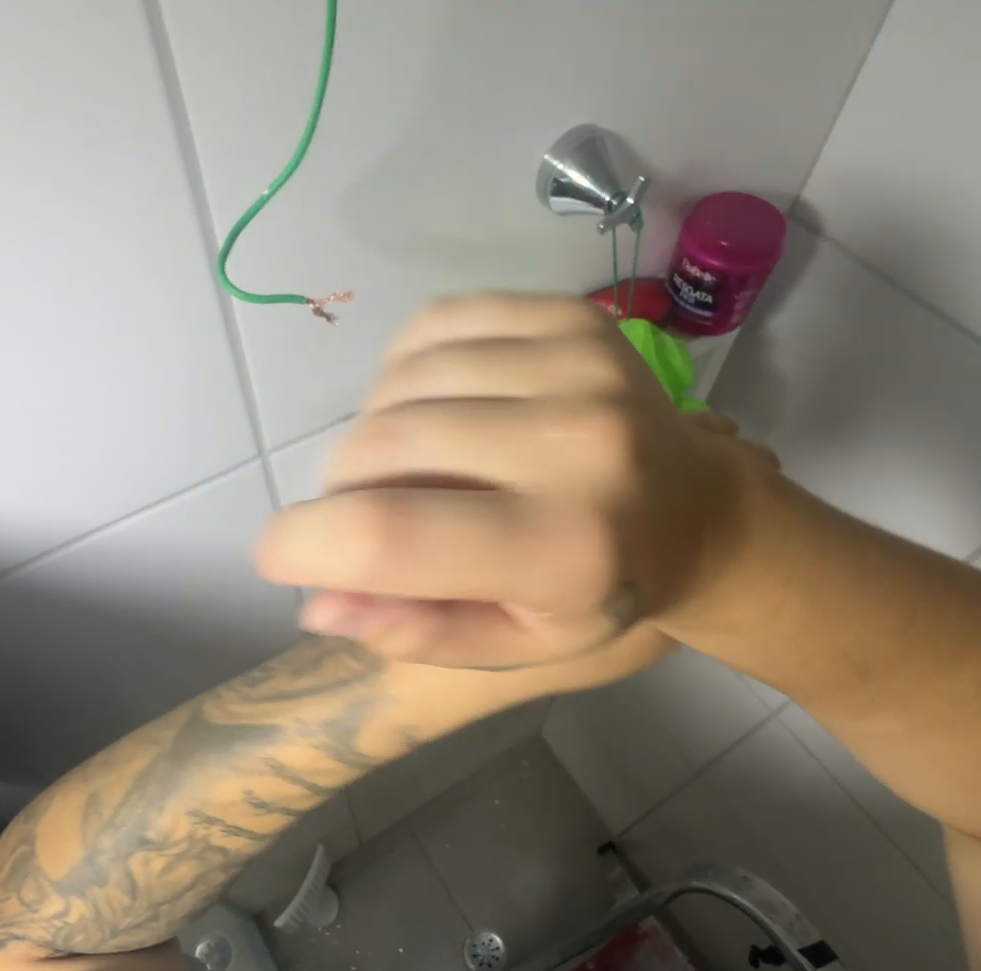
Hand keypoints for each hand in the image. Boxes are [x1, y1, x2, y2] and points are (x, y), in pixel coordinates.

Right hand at [255, 292, 761, 670]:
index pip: (389, 534)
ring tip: (411, 469)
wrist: (699, 511)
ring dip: (374, 435)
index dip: (304, 543)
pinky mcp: (570, 316)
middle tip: (366, 517)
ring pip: (398, 386)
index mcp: (564, 547)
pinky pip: (432, 327)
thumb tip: (316, 602)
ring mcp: (576, 364)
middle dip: (342, 492)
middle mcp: (575, 444)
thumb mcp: (515, 644)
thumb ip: (416, 630)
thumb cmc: (602, 591)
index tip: (280, 554)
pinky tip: (436, 412)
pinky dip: (406, 375)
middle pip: (381, 446)